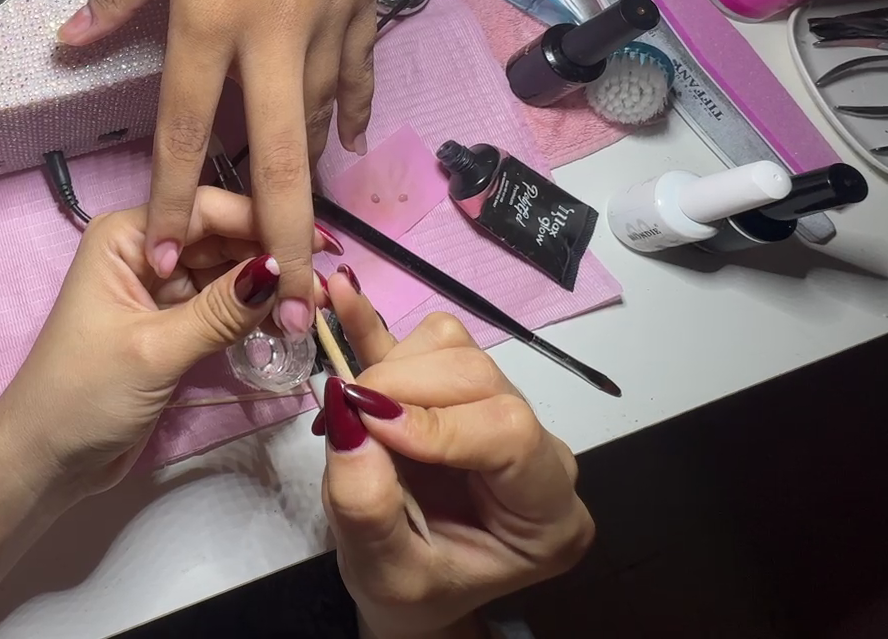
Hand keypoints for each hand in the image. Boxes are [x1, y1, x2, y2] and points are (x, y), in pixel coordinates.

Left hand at [0, 187, 331, 497]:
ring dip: (267, 286)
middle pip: (221, 237)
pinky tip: (287, 321)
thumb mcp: (155, 349)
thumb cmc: (85, 392)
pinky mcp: (172, 319)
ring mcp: (160, 284)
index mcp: (128, 235)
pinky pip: (222, 303)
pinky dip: (252, 312)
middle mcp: (147, 248)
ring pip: (226, 270)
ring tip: (315, 306)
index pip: (204, 211)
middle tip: (324, 286)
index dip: (260, 224)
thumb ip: (219, 311)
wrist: (49, 457)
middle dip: (270, 258)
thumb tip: (282, 268)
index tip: (318, 246)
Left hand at [57, 0, 417, 343]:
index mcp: (211, 13)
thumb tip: (73, 42)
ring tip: (306, 228)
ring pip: (323, 116)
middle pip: (281, 154)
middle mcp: (275, 31)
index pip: (187, 126)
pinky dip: (355, 106)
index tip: (168, 259)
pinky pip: (360, 68)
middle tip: (285, 302)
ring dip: (313, 173)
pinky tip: (355, 138)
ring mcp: (331, 15)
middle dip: (282, 237)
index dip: (176, 198)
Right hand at [316, 272, 594, 638]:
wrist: (407, 587)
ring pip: (453, 347)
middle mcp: (534, 451)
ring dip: (392, 364)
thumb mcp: (385, 573)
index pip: (509, 432)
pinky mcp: (451, 387)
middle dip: (402, 385)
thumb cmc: (410, 593)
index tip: (371, 426)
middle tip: (348, 413)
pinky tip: (343, 293)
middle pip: (479, 376)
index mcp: (544, 511)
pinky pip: (422, 338)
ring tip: (354, 402)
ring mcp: (495, 409)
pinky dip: (376, 321)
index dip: (437, 420)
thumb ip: (368, 507)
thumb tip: (350, 420)